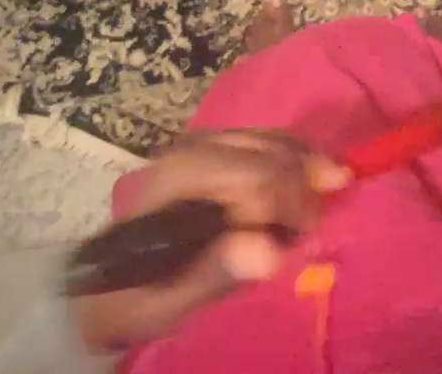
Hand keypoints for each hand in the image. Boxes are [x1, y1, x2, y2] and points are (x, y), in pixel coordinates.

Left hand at [73, 129, 349, 352]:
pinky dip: (295, 153)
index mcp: (182, 177)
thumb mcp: (167, 302)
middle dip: (302, 183)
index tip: (303, 238)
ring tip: (333, 187)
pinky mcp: (215, 146)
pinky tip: (315, 168)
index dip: (288, 203)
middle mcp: (195, 146)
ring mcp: (205, 140)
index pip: (257, 175)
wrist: (108, 278)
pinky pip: (266, 138)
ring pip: (272, 138)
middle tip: (314, 225)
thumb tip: (270, 252)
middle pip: (269, 151)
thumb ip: (215, 274)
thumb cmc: (139, 293)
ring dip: (306, 162)